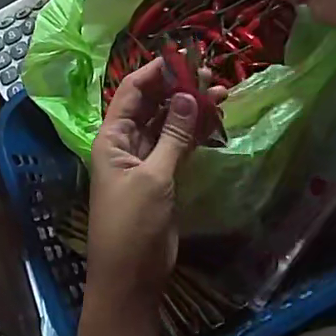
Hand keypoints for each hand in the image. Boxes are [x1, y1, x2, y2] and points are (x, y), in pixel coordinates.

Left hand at [87, 59, 208, 304]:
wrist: (131, 278)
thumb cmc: (132, 225)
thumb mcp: (153, 177)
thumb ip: (172, 135)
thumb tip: (188, 95)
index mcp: (112, 137)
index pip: (132, 91)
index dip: (156, 72)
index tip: (186, 57)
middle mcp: (127, 142)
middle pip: (152, 104)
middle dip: (179, 87)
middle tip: (212, 75)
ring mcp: (146, 159)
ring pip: (169, 123)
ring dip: (191, 108)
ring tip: (222, 93)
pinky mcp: (163, 175)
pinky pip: (179, 144)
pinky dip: (195, 131)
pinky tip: (216, 119)